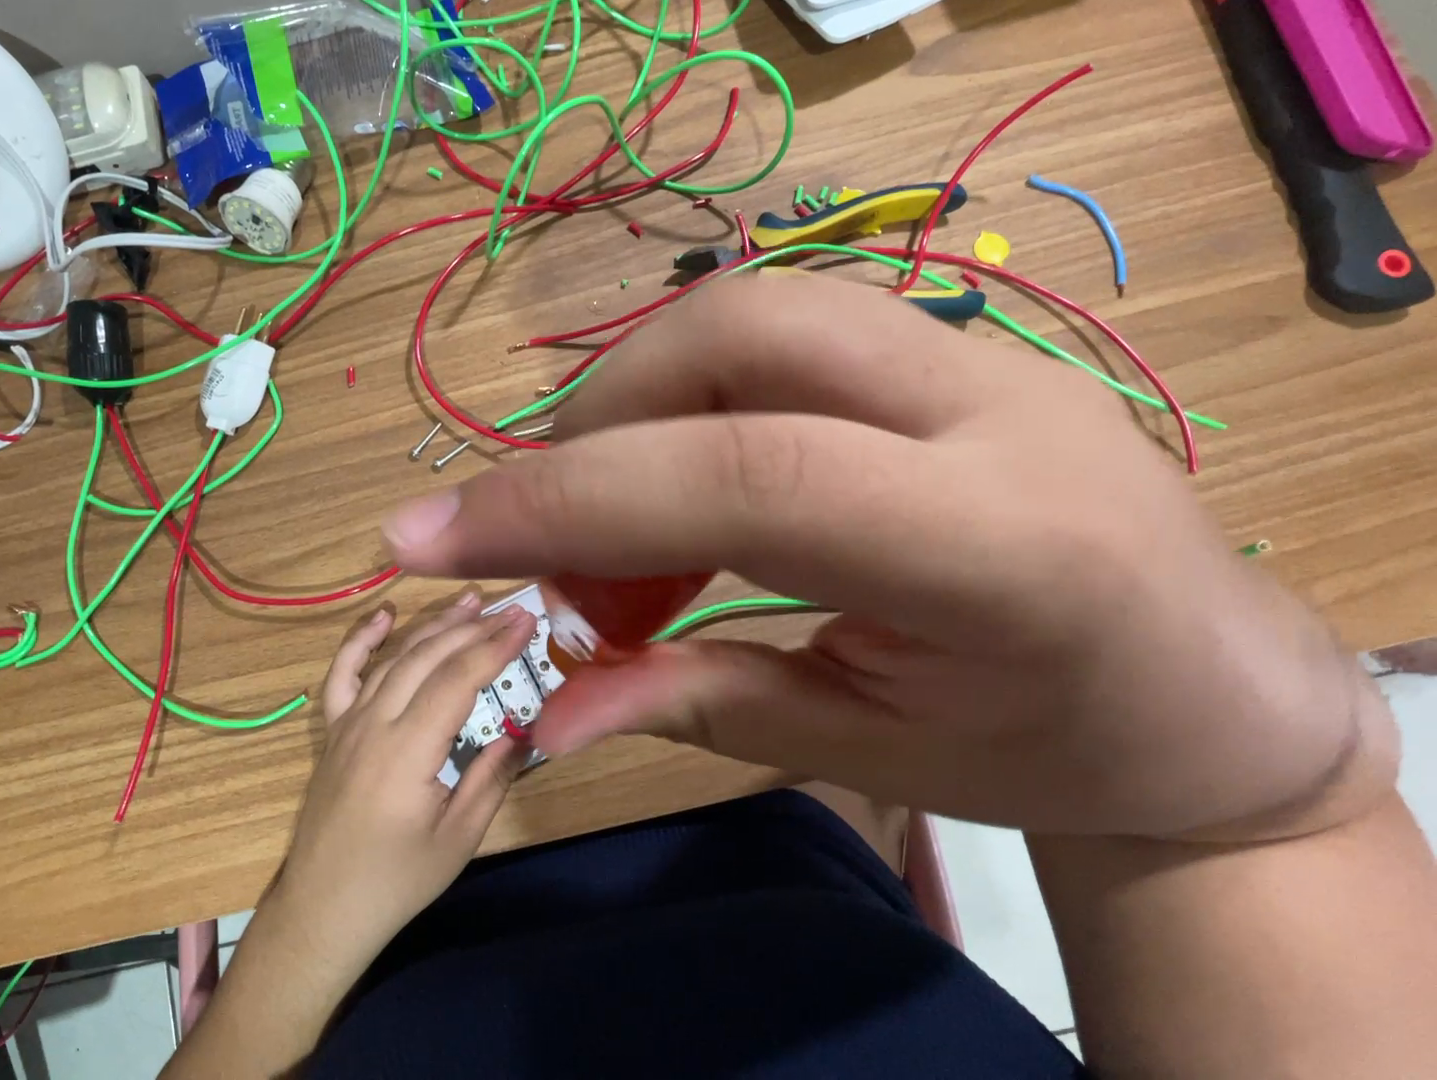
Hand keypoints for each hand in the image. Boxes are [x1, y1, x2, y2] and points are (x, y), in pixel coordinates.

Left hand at [265, 596, 535, 969]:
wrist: (323, 908)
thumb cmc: (397, 880)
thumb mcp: (459, 838)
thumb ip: (491, 778)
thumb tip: (524, 732)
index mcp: (407, 751)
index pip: (457, 680)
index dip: (494, 647)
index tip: (527, 621)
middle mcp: (373, 724)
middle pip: (426, 658)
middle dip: (472, 629)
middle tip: (510, 609)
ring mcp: (346, 723)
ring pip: (392, 658)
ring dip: (431, 626)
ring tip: (469, 603)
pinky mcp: (332, 731)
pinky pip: (342, 674)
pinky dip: (361, 640)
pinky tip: (384, 615)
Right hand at [378, 275, 1397, 841]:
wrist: (1210, 686)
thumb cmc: (1048, 748)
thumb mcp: (865, 749)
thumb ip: (694, 706)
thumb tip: (539, 717)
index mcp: (999, 541)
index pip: (746, 474)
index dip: (564, 500)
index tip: (425, 538)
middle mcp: (992, 403)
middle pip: (731, 335)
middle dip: (589, 434)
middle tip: (553, 557)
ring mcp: (976, 351)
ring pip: (742, 312)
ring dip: (630, 415)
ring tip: (617, 546)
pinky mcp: (943, 344)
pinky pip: (770, 336)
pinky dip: (681, 408)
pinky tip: (677, 503)